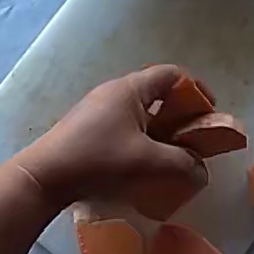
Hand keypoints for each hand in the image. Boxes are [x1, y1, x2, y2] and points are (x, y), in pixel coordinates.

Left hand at [10, 65, 208, 209]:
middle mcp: (115, 94)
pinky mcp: (90, 130)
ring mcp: (100, 111)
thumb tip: (201, 171)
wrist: (43, 178)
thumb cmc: (97, 160)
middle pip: (159, 94)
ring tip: (175, 155)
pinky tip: (147, 164)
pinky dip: (145, 140)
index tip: (210, 112)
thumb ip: (181, 163)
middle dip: (182, 115)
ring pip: (143, 113)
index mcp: (130, 90)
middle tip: (196, 138)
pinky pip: (128, 127)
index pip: (172, 75)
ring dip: (163, 131)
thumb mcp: (146, 162)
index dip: (196, 90)